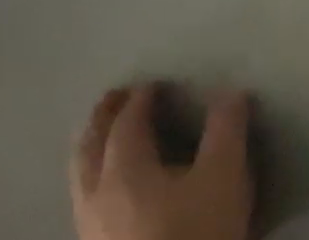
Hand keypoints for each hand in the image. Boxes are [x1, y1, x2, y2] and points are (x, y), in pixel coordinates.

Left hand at [71, 84, 252, 239]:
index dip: (140, 101)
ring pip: (79, 177)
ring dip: (91, 147)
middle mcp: (96, 195)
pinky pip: (85, 197)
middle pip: (88, 149)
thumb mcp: (224, 173)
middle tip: (114, 97)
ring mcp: (90, 226)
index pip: (126, 125)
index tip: (153, 84)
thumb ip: (226, 129)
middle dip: (102, 119)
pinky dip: (93, 173)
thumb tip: (229, 93)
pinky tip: (108, 183)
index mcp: (124, 171)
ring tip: (106, 134)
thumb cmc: (199, 229)